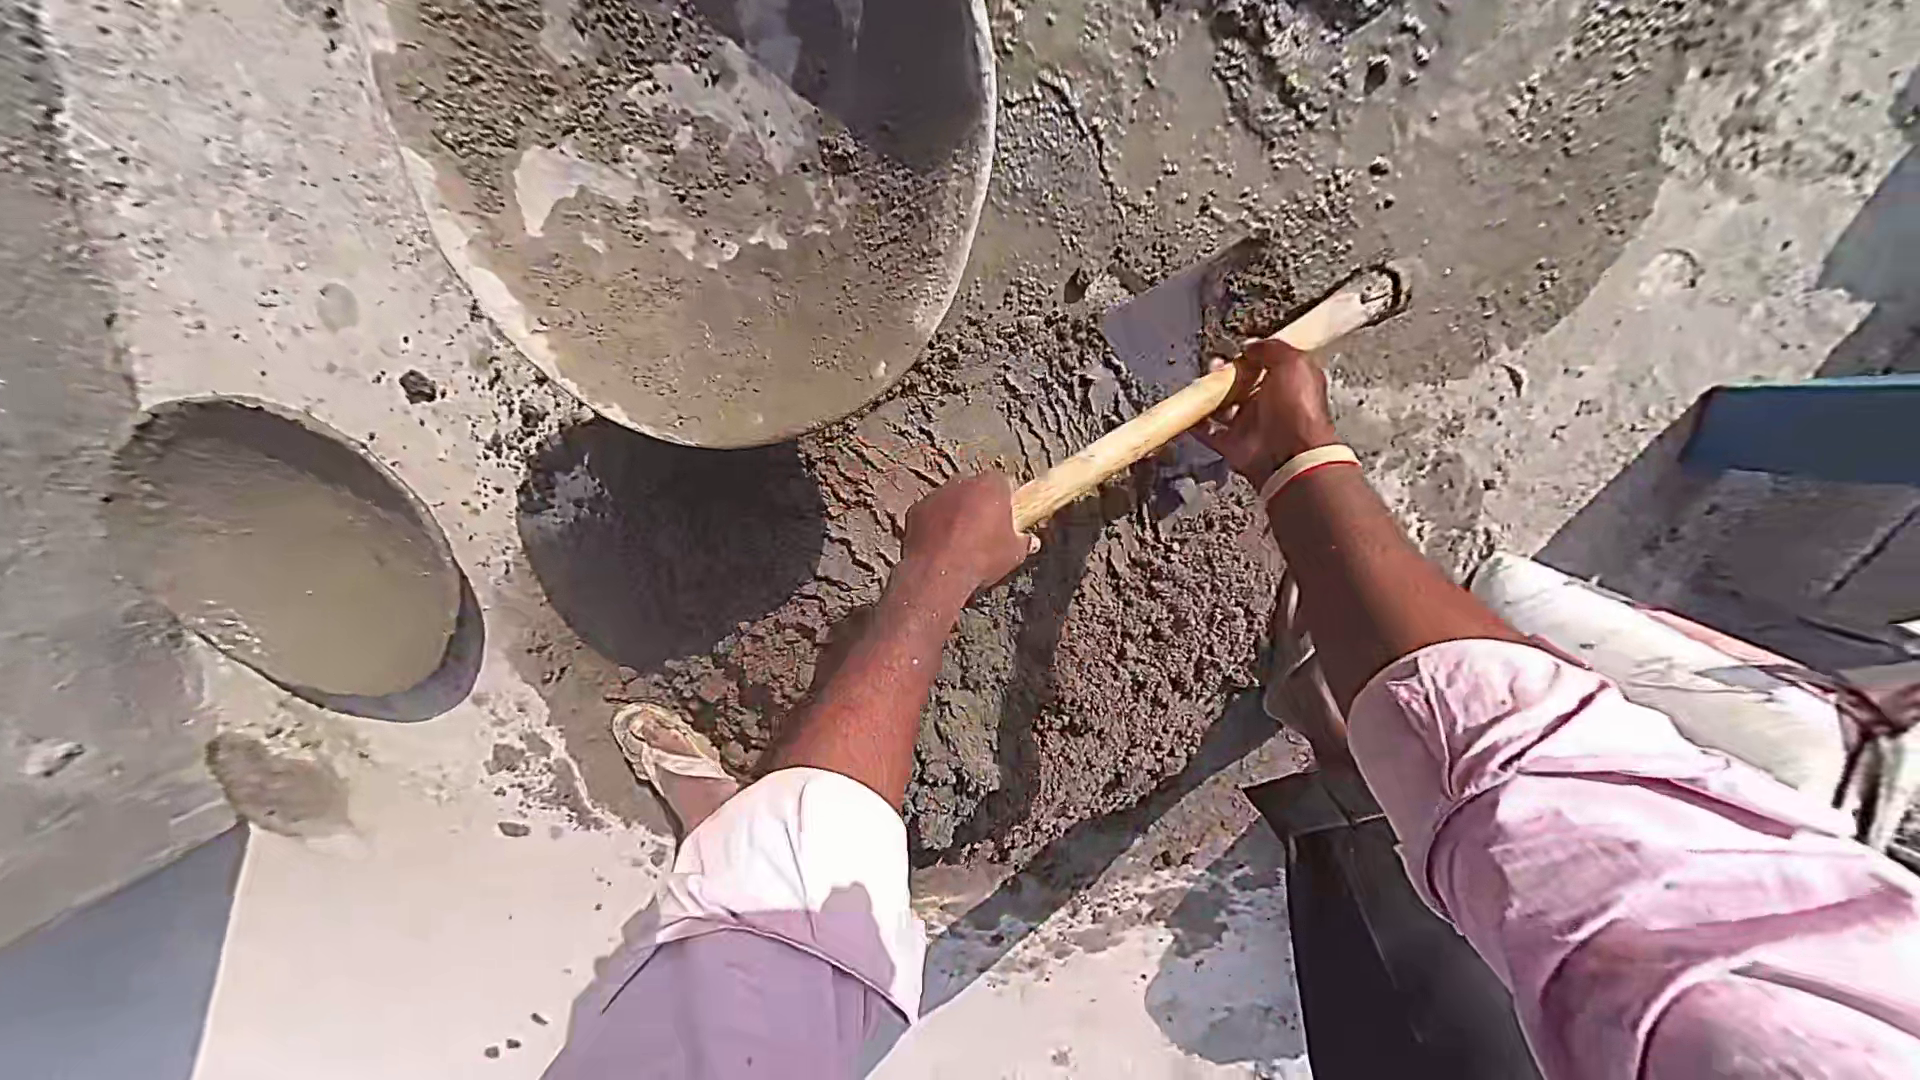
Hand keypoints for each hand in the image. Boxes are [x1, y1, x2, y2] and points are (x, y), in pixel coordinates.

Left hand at [901, 472, 1035, 591]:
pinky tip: (939, 546)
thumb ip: (1023, 543)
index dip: (1005, 500)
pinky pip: (929, 513)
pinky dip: (933, 525)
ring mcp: (936, 494)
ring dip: (954, 514)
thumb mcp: (1013, 555)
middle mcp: (962, 482)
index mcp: (991, 486)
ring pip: (950, 500)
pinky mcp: (916, 509)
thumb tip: (1031, 542)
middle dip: (978, 503)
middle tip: (982, 530)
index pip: (1003, 482)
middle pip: (974, 488)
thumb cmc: (981, 558)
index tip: (1005, 517)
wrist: (937, 572)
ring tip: (958, 542)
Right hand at [1195, 340, 1339, 486]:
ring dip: (1208, 395)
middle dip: (1223, 374)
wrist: (1288, 452)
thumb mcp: (1293, 363)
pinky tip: (1189, 411)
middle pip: (1238, 384)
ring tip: (1200, 386)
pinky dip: (1196, 423)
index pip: (1263, 366)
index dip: (1248, 357)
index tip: (1236, 351)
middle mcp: (1266, 403)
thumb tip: (1250, 345)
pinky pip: (1208, 431)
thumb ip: (1271, 349)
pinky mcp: (1231, 443)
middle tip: (1214, 367)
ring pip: (1221, 406)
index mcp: (1285, 383)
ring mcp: (1247, 424)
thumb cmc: (1297, 406)